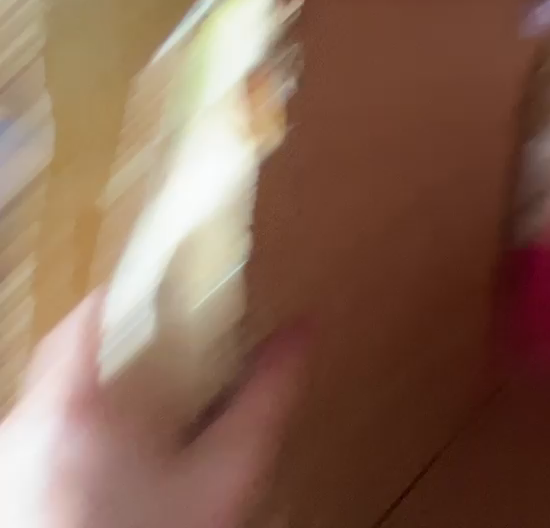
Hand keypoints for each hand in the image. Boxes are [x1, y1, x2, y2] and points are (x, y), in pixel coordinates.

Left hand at [0, 295, 305, 527]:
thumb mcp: (233, 463)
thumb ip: (270, 388)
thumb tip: (306, 324)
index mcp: (71, 409)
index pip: (87, 318)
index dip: (133, 285)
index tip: (179, 268)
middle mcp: (17, 434)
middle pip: (76, 361)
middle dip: (137, 346)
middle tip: (196, 341)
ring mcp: (4, 470)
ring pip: (61, 402)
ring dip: (117, 388)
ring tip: (175, 397)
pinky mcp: (8, 495)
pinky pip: (47, 438)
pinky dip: (95, 425)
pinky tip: (140, 450)